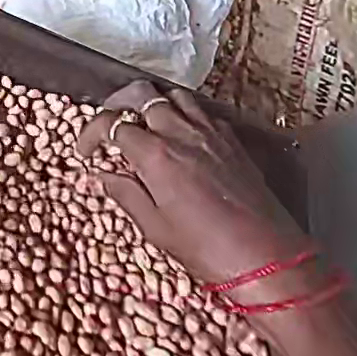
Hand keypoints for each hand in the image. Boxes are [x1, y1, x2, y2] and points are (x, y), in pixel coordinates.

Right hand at [77, 82, 309, 286]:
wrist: (269, 261)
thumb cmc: (205, 249)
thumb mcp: (153, 226)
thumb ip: (124, 192)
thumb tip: (104, 174)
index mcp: (155, 155)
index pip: (112, 123)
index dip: (91, 132)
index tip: (86, 151)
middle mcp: (181, 134)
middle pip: (141, 94)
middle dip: (117, 104)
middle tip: (110, 125)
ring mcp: (211, 135)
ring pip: (174, 96)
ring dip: (153, 104)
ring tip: (144, 124)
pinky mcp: (233, 142)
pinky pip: (203, 112)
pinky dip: (183, 114)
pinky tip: (179, 136)